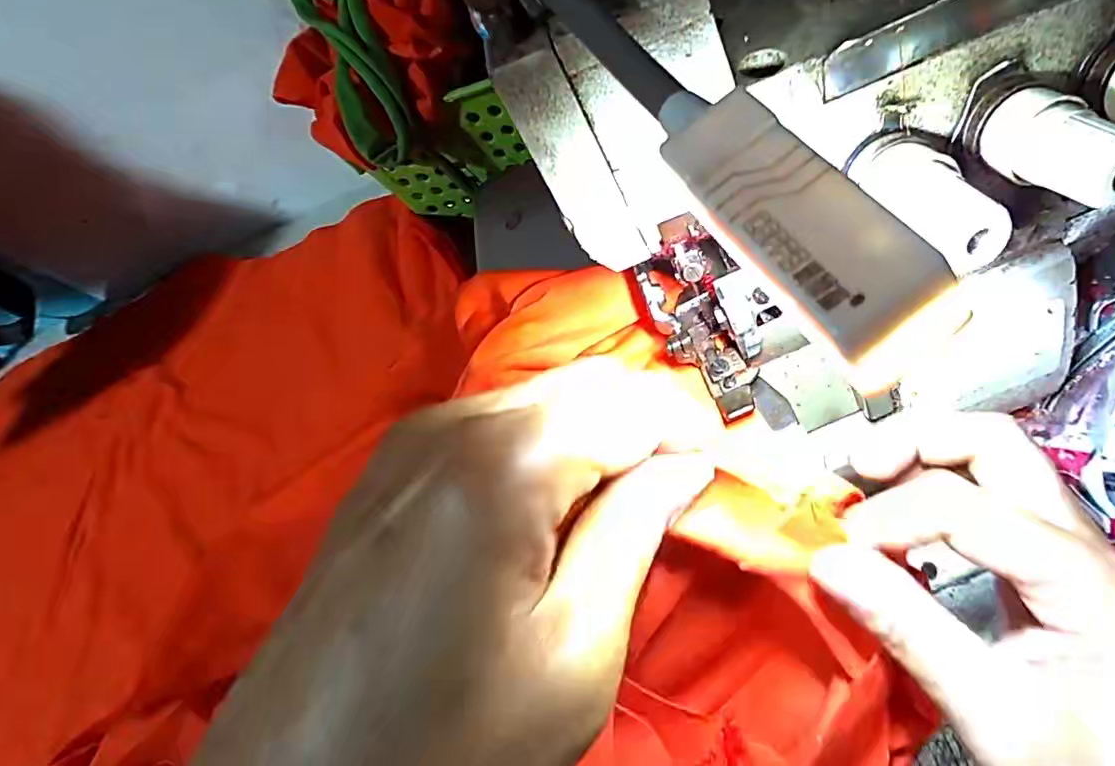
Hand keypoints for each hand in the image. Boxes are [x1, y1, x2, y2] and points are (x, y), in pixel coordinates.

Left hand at [196, 360, 718, 765]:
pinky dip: (554, 439)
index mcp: (503, 462)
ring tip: (627, 492)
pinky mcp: (395, 464)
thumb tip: (684, 466)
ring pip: (550, 393)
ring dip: (603, 428)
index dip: (689, 428)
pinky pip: (504, 419)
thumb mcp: (573, 653)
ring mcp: (415, 438)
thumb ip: (636, 532)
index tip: (719, 466)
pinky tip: (560, 496)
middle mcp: (454, 424)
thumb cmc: (444, 747)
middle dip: (649, 420)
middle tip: (681, 479)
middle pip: (591, 384)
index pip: (632, 404)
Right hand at [811, 413, 1114, 765]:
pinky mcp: (1059, 557)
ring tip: (877, 475)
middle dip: (922, 441)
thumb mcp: (997, 718)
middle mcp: (1086, 541)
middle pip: (998, 444)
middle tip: (863, 465)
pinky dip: (947, 483)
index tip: (843, 546)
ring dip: (934, 453)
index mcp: (1085, 579)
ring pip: (1000, 455)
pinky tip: (913, 510)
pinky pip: (999, 491)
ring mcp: (1077, 543)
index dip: (895, 516)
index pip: (968, 508)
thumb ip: (912, 633)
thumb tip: (831, 564)